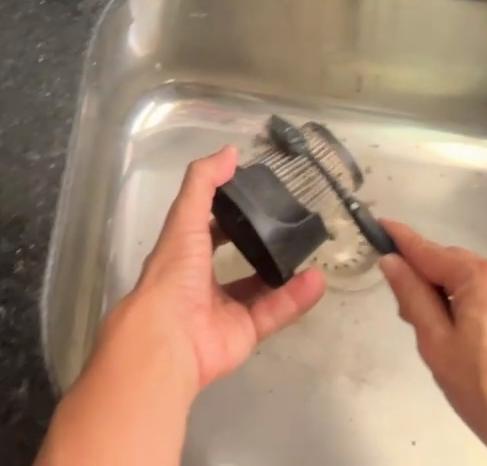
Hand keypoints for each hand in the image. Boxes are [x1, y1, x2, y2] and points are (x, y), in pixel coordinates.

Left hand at [114, 144, 328, 390]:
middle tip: (285, 223)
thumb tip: (230, 151)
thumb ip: (204, 182)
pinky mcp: (243, 332)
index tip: (251, 192)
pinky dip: (295, 298)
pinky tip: (316, 281)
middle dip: (254, 241)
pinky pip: (274, 313)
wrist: (170, 336)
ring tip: (308, 251)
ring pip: (257, 286)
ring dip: (281, 270)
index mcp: (183, 248)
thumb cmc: (174, 269)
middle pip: (230, 255)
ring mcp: (222, 306)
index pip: (205, 223)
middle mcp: (200, 276)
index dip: (224, 207)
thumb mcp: (185, 216)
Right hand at [379, 221, 486, 465]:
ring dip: (452, 297)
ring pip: (476, 284)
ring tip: (444, 340)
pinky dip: (477, 310)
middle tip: (408, 316)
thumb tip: (392, 261)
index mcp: (482, 278)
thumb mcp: (438, 346)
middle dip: (427, 279)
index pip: (427, 249)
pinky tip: (474, 346)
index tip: (376, 226)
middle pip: (453, 265)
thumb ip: (412, 297)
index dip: (399, 238)